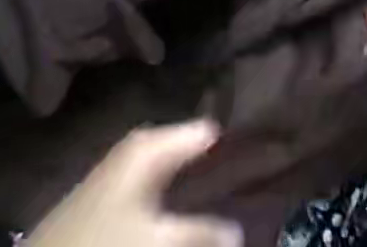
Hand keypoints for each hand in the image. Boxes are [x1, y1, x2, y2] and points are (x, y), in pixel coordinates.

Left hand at [27, 121, 241, 246]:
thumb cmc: (105, 240)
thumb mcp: (158, 240)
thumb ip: (201, 233)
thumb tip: (239, 229)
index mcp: (149, 146)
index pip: (201, 131)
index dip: (229, 138)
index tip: (261, 141)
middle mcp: (138, 146)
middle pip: (186, 146)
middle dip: (213, 160)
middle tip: (249, 168)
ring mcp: (124, 167)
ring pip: (171, 164)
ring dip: (195, 176)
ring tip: (225, 187)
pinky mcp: (114, 191)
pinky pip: (158, 181)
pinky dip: (175, 189)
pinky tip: (187, 207)